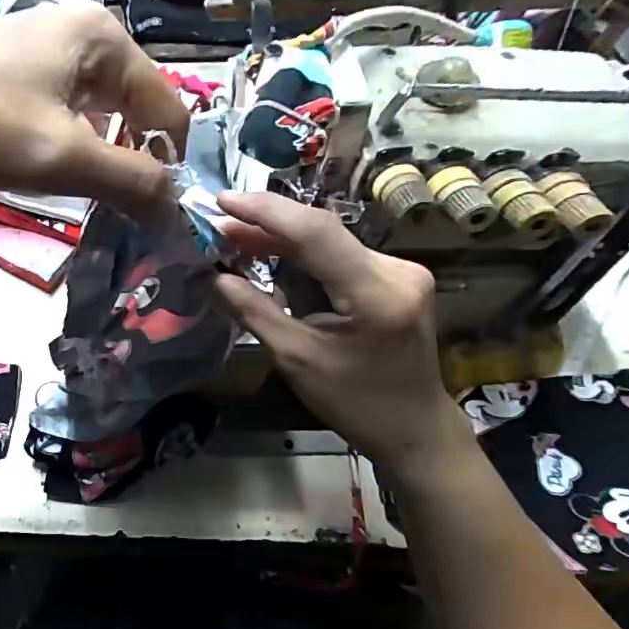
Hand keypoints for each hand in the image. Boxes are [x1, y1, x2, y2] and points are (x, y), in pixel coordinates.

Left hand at [0, 5, 186, 212]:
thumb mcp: (64, 157)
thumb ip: (131, 182)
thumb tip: (177, 208)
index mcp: (107, 40)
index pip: (169, 111)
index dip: (168, 167)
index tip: (152, 217)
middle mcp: (85, 33)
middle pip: (139, 110)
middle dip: (134, 162)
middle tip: (115, 209)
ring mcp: (49, 48)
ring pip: (104, 115)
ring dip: (104, 158)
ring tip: (83, 193)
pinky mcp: (20, 69)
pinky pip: (71, 113)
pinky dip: (74, 146)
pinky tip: (50, 167)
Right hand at [213, 192, 468, 472]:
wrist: (414, 427)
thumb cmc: (356, 403)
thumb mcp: (298, 361)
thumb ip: (256, 313)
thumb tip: (215, 278)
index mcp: (377, 294)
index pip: (316, 233)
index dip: (266, 212)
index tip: (222, 201)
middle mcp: (397, 270)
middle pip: (323, 232)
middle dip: (268, 223)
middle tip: (220, 222)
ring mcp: (403, 271)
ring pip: (331, 241)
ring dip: (283, 238)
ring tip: (236, 236)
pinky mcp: (398, 278)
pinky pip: (342, 255)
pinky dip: (304, 254)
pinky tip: (273, 253)